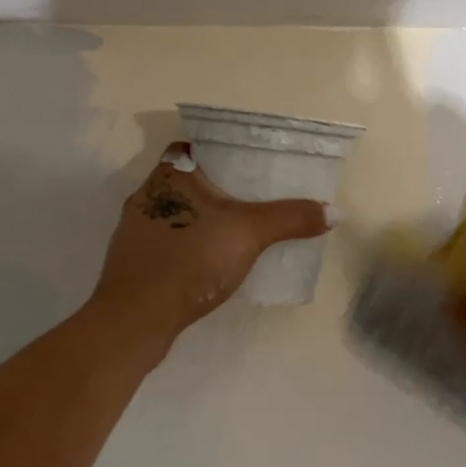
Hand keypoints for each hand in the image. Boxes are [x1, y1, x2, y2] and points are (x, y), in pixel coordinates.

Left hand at [87, 142, 331, 350]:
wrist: (135, 320)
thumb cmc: (190, 260)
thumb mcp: (250, 234)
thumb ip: (290, 218)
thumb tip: (333, 212)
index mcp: (169, 174)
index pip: (192, 147)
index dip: (219, 152)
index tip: (246, 164)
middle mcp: (146, 194)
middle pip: (186, 180)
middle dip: (215, 187)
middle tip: (250, 196)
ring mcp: (134, 230)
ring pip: (175, 213)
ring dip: (200, 218)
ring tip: (234, 228)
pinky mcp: (132, 262)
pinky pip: (166, 241)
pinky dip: (186, 245)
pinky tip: (207, 260)